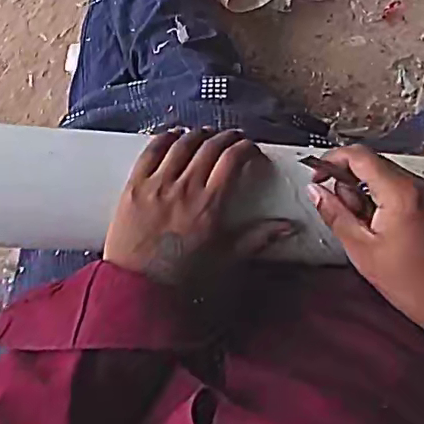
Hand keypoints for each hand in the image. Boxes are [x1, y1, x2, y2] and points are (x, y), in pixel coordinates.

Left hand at [105, 128, 289, 291]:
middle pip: (210, 146)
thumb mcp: (225, 258)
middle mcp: (184, 187)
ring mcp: (157, 184)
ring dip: (198, 134)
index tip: (251, 150)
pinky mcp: (135, 185)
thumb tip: (288, 227)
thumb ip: (258, 238)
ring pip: (182, 143)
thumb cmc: (183, 278)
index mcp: (209, 204)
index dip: (245, 148)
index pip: (232, 159)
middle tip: (233, 139)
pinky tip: (173, 136)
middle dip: (226, 137)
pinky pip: (151, 150)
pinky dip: (165, 138)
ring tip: (206, 135)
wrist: (137, 289)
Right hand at [308, 146, 423, 354]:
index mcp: (400, 192)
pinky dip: (378, 199)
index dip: (330, 162)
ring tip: (362, 227)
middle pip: (369, 162)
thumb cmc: (415, 285)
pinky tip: (377, 229)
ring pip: (380, 175)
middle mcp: (417, 185)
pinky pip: (395, 187)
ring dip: (362, 192)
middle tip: (341, 212)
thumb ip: (335, 214)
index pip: (357, 155)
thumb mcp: (362, 249)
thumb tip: (316, 192)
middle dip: (346, 181)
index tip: (317, 178)